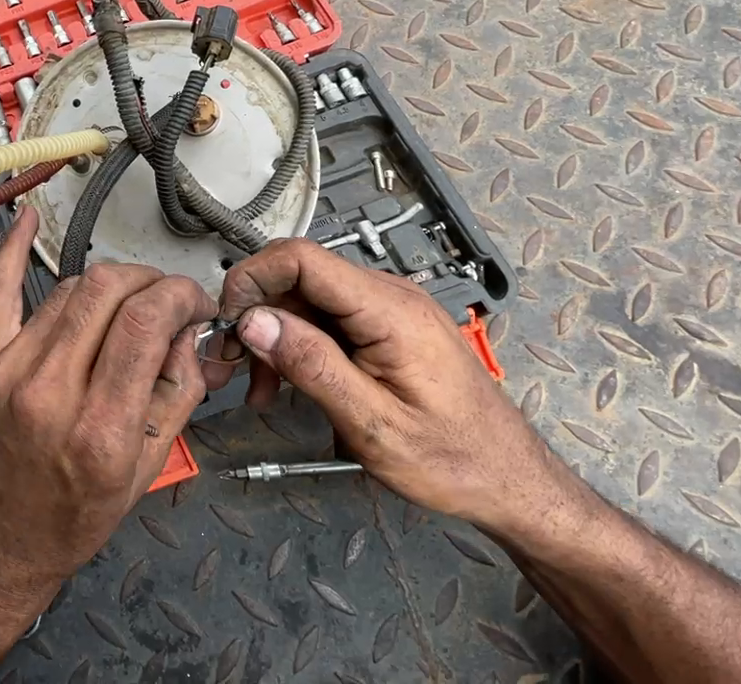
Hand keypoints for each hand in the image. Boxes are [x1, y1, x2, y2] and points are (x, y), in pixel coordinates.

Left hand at [0, 209, 215, 604]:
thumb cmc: (80, 508)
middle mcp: (48, 393)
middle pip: (107, 291)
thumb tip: (190, 324)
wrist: (6, 532)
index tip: (192, 301)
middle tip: (163, 299)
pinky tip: (26, 218)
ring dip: (108, 287)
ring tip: (122, 310)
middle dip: (148, 281)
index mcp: (100, 429)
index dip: (178, 294)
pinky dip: (14, 250)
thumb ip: (181, 386)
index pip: (144, 321)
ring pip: (70, 288)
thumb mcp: (152, 462)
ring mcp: (5, 369)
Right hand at [208, 239, 569, 532]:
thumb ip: (311, 365)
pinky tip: (286, 382)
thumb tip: (253, 320)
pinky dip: (296, 344)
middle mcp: (388, 295)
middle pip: (297, 275)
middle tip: (234, 364)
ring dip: (273, 335)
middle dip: (256, 312)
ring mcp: (386, 308)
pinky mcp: (383, 326)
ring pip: (305, 298)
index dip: (253, 278)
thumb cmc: (452, 461)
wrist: (512, 482)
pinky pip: (324, 318)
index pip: (301, 257)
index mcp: (389, 311)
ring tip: (261, 387)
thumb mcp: (372, 423)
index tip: (228, 322)